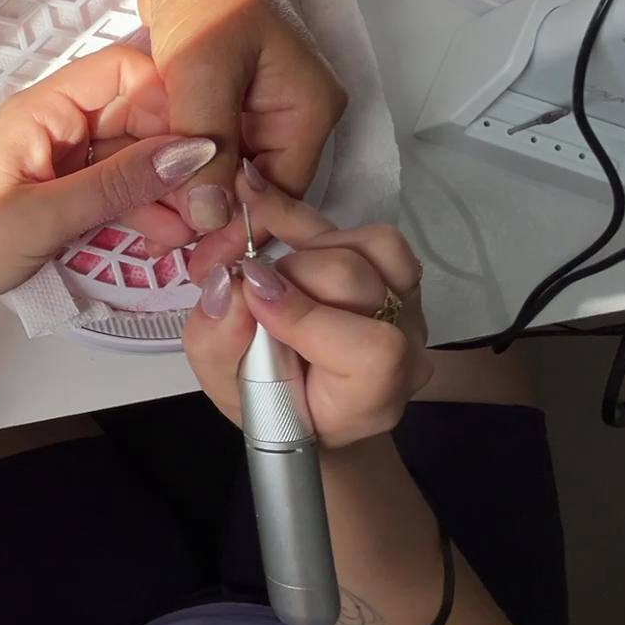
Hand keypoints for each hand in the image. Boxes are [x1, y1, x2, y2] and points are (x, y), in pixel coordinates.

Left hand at [0, 46, 215, 317]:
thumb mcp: (46, 215)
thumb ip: (120, 183)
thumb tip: (193, 150)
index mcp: (42, 109)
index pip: (122, 71)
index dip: (169, 99)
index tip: (204, 144)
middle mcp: (55, 125)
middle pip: (134, 117)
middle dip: (173, 157)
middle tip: (209, 203)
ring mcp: (60, 161)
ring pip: (129, 158)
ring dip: (162, 191)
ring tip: (192, 232)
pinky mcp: (61, 194)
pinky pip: (113, 189)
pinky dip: (139, 209)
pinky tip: (166, 236)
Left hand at [139, 0, 347, 270]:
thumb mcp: (203, 75)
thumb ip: (208, 148)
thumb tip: (212, 220)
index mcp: (307, 112)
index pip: (280, 193)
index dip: (240, 231)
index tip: (202, 265)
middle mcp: (291, 118)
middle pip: (259, 191)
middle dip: (217, 225)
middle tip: (176, 262)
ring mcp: (259, 113)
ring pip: (233, 177)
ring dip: (199, 205)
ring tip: (160, 242)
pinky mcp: (228, 107)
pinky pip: (213, 155)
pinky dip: (188, 177)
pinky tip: (156, 203)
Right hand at [182, 179, 430, 448]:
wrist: (302, 396)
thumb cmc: (264, 400)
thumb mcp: (220, 384)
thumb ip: (216, 341)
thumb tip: (225, 283)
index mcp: (366, 399)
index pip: (369, 350)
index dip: (304, 313)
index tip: (248, 291)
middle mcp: (403, 351)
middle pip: (355, 281)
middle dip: (284, 270)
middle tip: (236, 274)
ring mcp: (408, 310)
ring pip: (371, 248)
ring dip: (302, 244)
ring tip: (260, 256)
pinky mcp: (397, 278)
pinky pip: (372, 236)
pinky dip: (318, 225)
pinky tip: (277, 225)